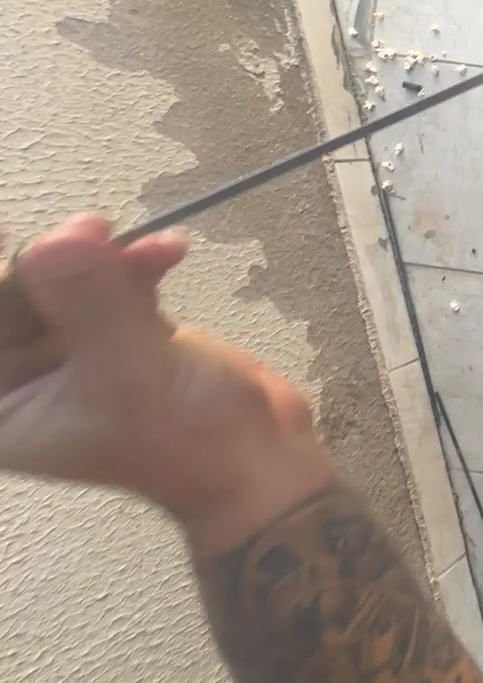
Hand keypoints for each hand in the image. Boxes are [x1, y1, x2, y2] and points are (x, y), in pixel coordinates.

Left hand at [0, 216, 331, 556]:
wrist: (259, 453)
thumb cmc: (185, 433)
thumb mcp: (132, 373)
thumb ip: (95, 306)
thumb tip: (63, 235)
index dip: (10, 278)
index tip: (51, 239)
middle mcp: (21, 375)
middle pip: (19, 298)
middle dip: (60, 263)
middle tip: (101, 229)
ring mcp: (78, 354)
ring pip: (71, 286)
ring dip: (110, 259)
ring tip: (159, 245)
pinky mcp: (128, 337)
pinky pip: (114, 289)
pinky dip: (140, 265)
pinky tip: (171, 250)